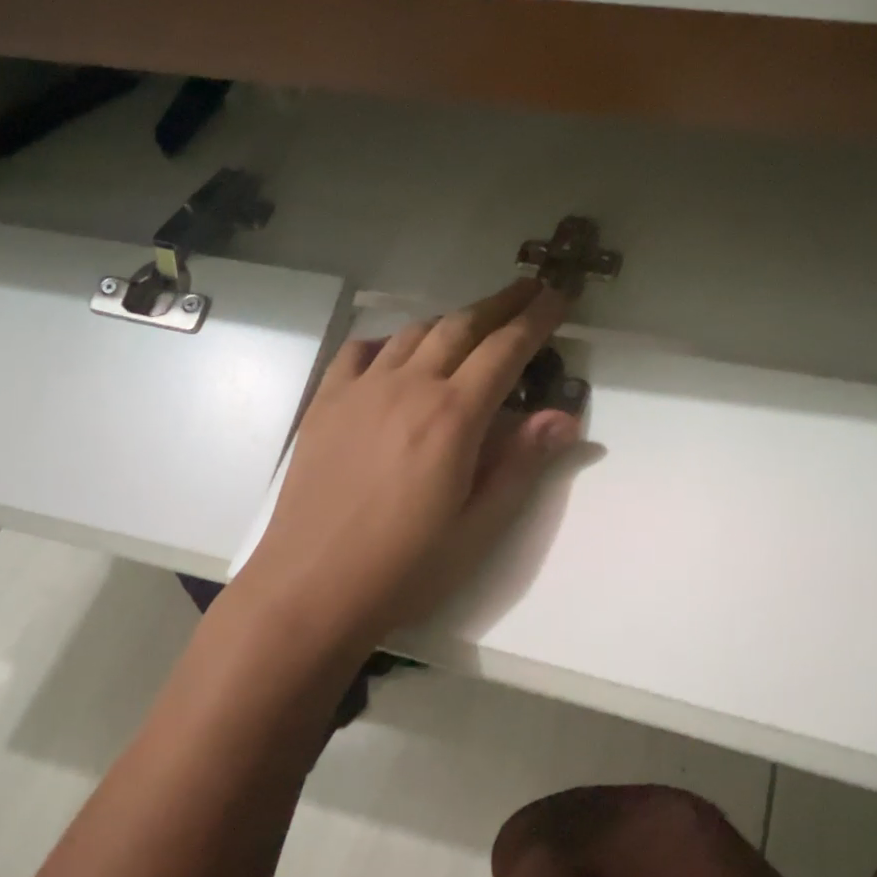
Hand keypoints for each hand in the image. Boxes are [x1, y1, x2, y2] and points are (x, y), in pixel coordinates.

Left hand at [234, 278, 581, 645]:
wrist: (311, 587)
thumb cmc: (406, 567)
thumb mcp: (478, 526)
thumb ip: (521, 463)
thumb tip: (565, 416)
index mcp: (453, 417)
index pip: (505, 350)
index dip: (537, 320)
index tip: (559, 297)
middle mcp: (409, 386)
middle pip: (461, 326)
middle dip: (501, 304)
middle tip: (530, 289)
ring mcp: (361, 390)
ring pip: (414, 332)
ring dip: (452, 320)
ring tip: (474, 322)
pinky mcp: (326, 403)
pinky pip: (361, 352)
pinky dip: (390, 341)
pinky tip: (398, 353)